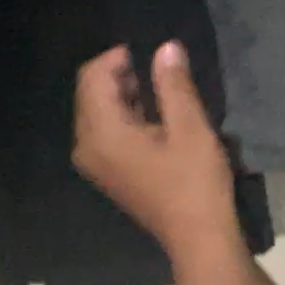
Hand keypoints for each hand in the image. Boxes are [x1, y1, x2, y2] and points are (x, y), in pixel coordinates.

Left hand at [72, 42, 238, 259]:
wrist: (198, 237)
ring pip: (100, 114)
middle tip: (162, 71)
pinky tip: (159, 122)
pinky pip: (108, 134)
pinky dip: (128, 118)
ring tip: (165, 93)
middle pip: (91, 95)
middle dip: (121, 76)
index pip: (93, 78)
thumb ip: (175, 86)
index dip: (118, 58)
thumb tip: (166, 47)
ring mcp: (95, 163)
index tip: (152, 51)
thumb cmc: (196, 182)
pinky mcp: (110, 174)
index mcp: (101, 132)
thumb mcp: (191, 130)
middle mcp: (86, 145)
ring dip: (127, 97)